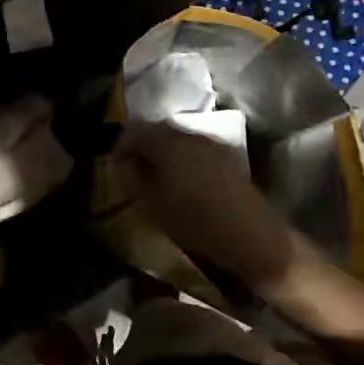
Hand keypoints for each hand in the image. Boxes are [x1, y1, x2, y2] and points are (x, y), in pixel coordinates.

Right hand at [115, 121, 293, 283]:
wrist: (249, 234)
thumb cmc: (194, 221)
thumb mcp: (153, 204)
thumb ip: (137, 178)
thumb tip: (130, 164)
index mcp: (168, 143)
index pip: (135, 132)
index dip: (121, 146)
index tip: (114, 163)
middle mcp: (190, 135)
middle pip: (158, 130)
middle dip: (143, 145)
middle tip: (132, 165)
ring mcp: (212, 144)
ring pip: (178, 138)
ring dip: (163, 150)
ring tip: (155, 172)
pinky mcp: (227, 157)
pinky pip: (195, 148)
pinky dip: (182, 156)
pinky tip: (180, 176)